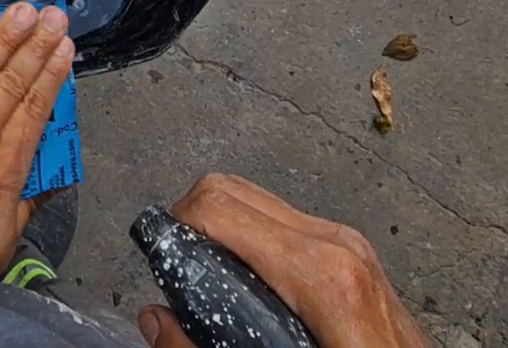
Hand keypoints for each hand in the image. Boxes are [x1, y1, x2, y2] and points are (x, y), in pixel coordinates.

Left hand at [0, 1, 74, 328]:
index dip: (52, 73)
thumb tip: (50, 182)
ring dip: (1, 35)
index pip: (35, 107)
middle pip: (12, 79)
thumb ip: (25, 206)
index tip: (65, 48)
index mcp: (2, 168)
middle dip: (36, 43)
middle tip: (53, 15)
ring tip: (21, 11)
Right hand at [138, 174, 430, 347]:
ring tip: (211, 269)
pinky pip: (280, 217)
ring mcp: (347, 243)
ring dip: (221, 222)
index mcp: (322, 274)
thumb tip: (154, 320)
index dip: (178, 222)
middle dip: (192, 216)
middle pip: (230, 188)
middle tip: (180, 261)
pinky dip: (249, 232)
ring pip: (254, 196)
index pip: (220, 205)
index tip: (163, 252)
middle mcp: (336, 244)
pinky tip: (248, 276)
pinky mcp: (352, 251)